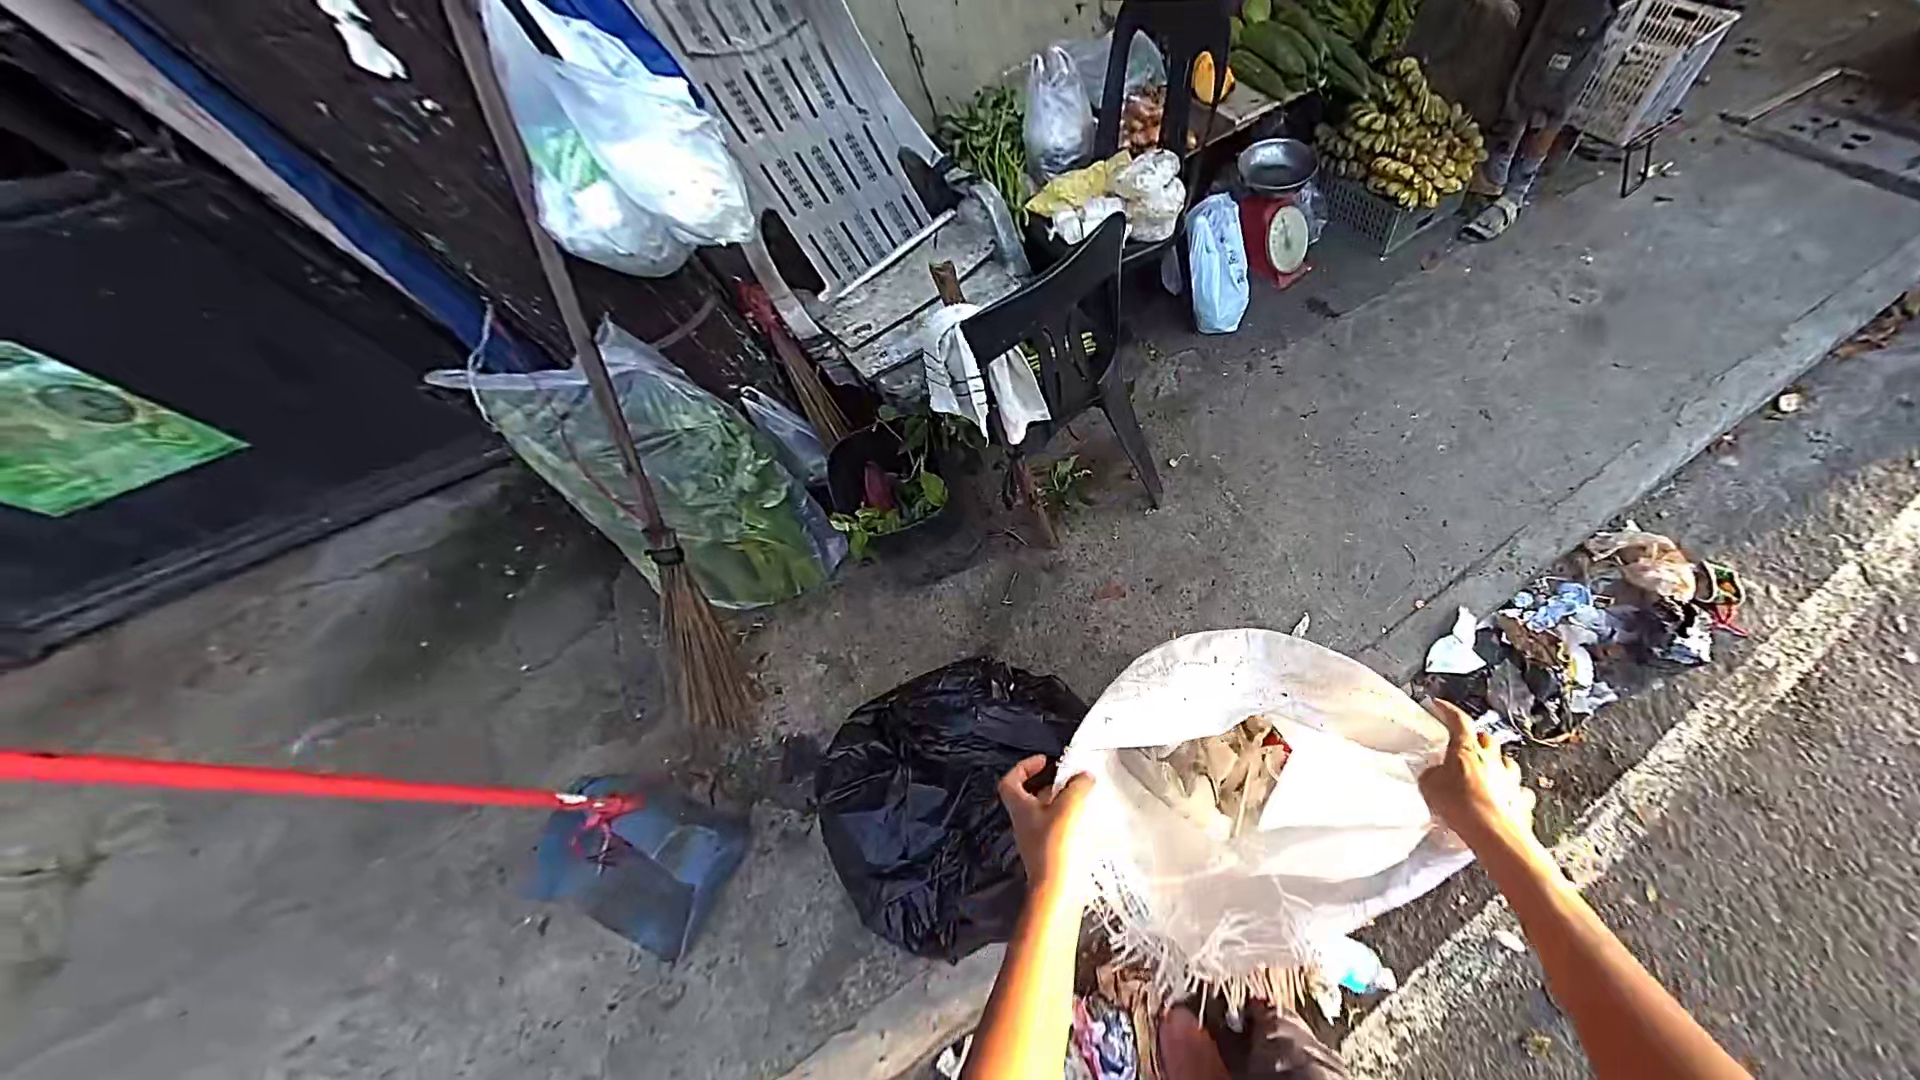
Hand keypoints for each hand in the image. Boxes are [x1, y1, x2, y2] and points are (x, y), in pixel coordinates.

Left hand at [997, 756, 1095, 899]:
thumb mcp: (1066, 810)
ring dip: (1059, 799)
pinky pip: (1056, 826)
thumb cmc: (1054, 848)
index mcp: (1019, 807)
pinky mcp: (1050, 851)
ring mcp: (1036, 838)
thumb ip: (1076, 788)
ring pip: (1044, 810)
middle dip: (1046, 782)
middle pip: (1028, 795)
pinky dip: (1067, 816)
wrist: (1057, 893)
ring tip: (1079, 793)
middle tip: (1065, 777)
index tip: (1043, 761)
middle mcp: (1024, 821)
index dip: (1023, 767)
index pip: (1010, 781)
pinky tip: (1084, 817)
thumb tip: (1083, 775)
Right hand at [1418, 698, 1537, 847]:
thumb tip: (1436, 773)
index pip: (1459, 720)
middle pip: (1486, 738)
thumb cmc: (1461, 805)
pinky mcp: (1522, 801)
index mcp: (1466, 750)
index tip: (1439, 705)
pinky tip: (1502, 795)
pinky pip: (1518, 788)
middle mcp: (1492, 760)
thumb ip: (1433, 773)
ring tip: (1484, 769)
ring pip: (1505, 761)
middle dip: (1475, 737)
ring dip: (1495, 761)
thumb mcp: (1430, 784)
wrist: (1495, 835)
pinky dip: (1510, 788)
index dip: (1448, 710)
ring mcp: (1510, 780)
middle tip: (1463, 742)